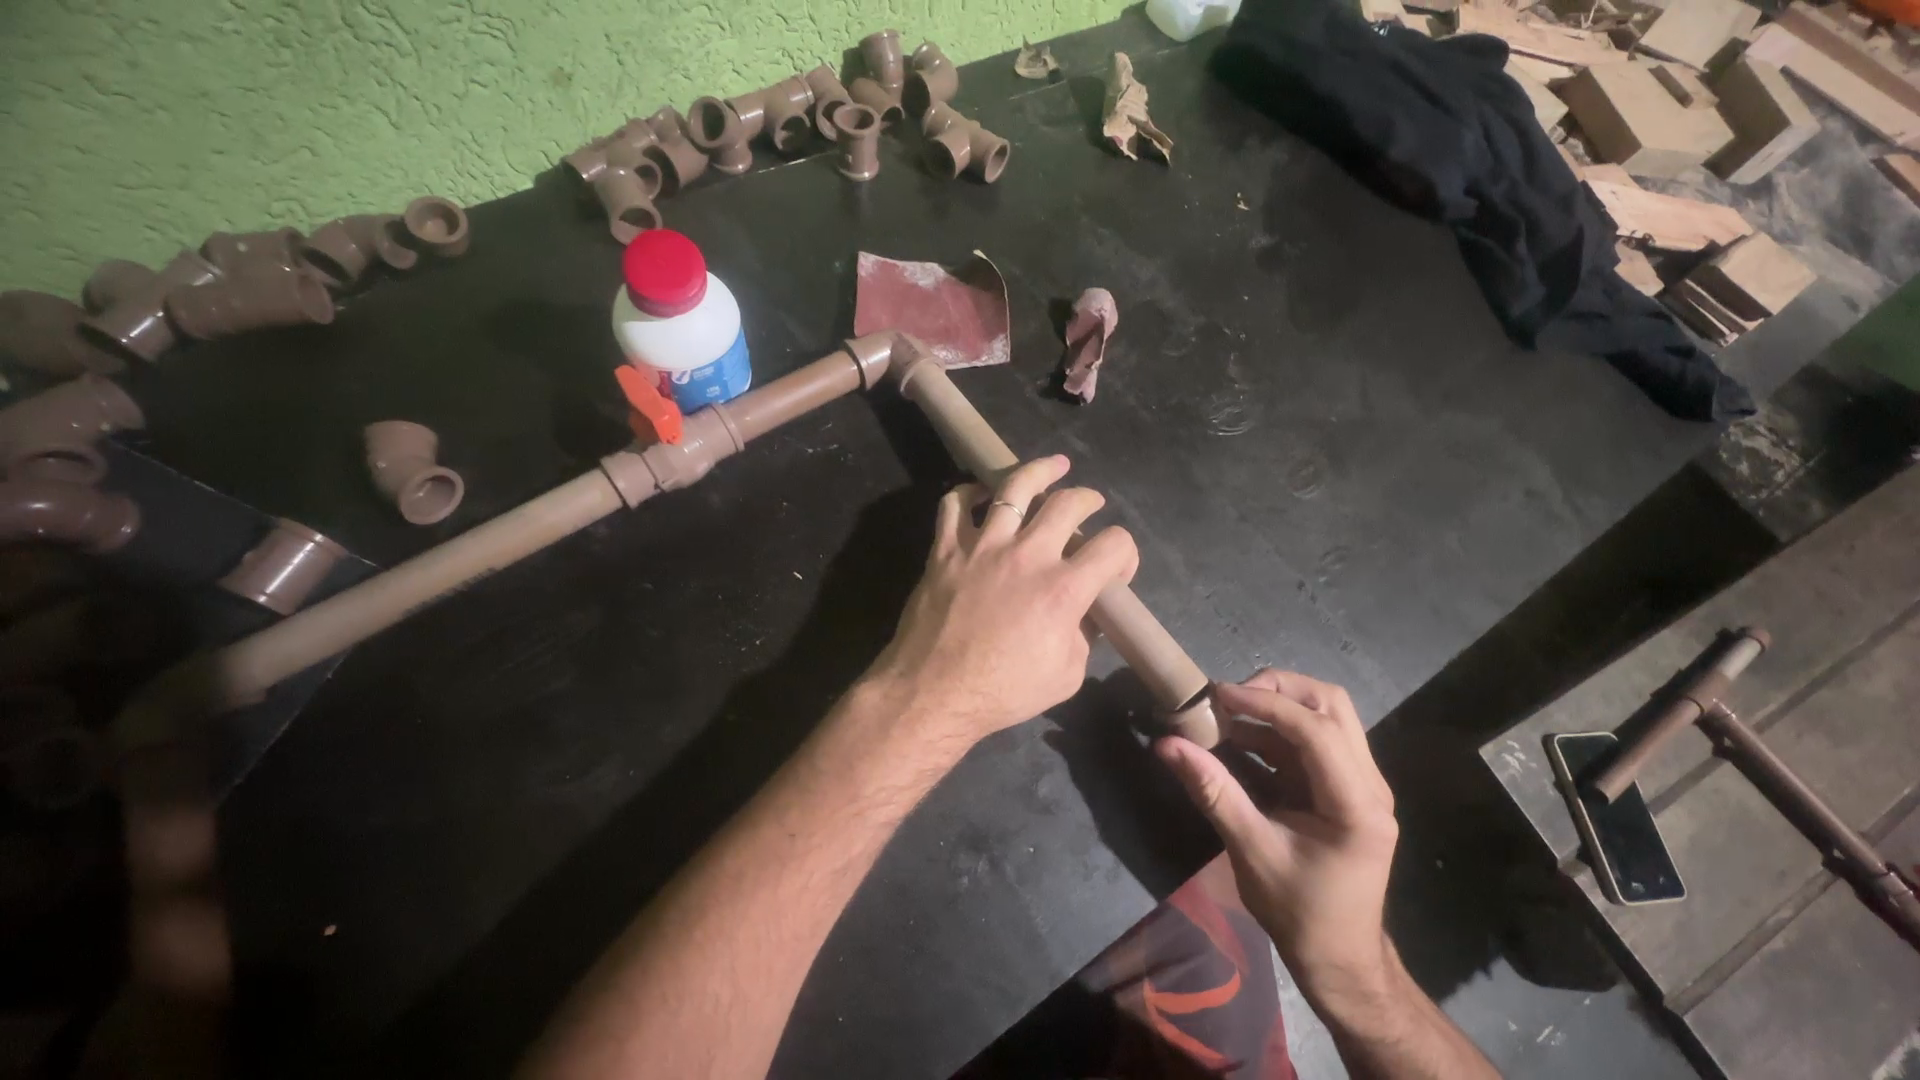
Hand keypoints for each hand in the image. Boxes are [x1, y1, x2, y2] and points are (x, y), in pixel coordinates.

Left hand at [866, 455, 1137, 745]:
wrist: (934, 693)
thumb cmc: (1003, 692)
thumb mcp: (1067, 675)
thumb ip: (1085, 636)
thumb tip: (1088, 611)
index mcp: (1063, 588)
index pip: (1114, 545)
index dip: (1125, 552)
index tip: (1117, 566)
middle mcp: (1027, 555)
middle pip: (1068, 502)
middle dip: (1089, 498)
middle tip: (1091, 503)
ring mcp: (982, 547)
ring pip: (1014, 487)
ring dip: (1040, 471)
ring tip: (1054, 466)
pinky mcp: (946, 550)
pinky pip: (954, 504)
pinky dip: (969, 492)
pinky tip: (981, 493)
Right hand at [1155, 671, 1399, 1009]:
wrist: (1339, 957)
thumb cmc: (1299, 911)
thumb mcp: (1250, 851)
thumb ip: (1213, 792)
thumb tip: (1167, 745)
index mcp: (1356, 804)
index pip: (1316, 730)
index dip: (1265, 704)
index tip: (1217, 696)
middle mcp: (1370, 784)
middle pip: (1331, 705)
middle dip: (1277, 689)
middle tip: (1227, 699)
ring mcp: (1362, 783)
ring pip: (1327, 715)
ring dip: (1277, 705)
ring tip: (1227, 714)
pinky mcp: (1346, 787)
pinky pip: (1315, 739)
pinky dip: (1278, 729)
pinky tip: (1241, 737)